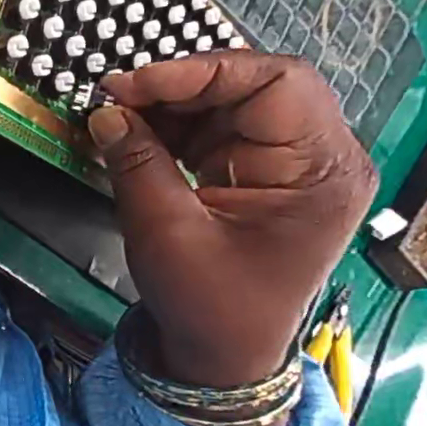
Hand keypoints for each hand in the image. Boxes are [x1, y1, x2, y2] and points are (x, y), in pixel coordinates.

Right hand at [87, 53, 376, 388]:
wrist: (220, 354)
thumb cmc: (208, 303)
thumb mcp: (165, 232)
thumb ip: (136, 163)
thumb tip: (107, 114)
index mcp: (320, 169)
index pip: (274, 82)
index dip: (199, 71)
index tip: (132, 85)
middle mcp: (316, 157)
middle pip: (253, 87)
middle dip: (180, 87)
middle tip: (117, 98)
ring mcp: (286, 164)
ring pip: (229, 104)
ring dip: (170, 106)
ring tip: (118, 117)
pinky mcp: (255, 174)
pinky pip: (215, 131)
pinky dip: (172, 127)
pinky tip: (135, 133)